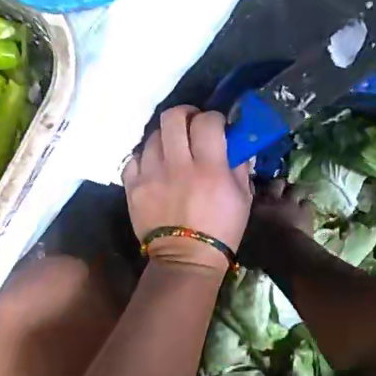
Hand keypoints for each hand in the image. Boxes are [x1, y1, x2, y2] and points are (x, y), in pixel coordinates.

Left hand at [123, 107, 251, 272]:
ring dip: (165, 138)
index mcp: (209, 168)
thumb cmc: (221, 230)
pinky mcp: (132, 186)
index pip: (207, 121)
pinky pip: (134, 157)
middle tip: (191, 125)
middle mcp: (177, 165)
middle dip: (185, 115)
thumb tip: (235, 142)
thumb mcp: (243, 197)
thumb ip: (239, 165)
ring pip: (152, 135)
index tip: (216, 126)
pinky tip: (155, 166)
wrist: (185, 260)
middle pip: (173, 117)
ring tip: (173, 150)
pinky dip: (145, 157)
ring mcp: (150, 174)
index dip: (213, 118)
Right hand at [239, 179, 313, 269]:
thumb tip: (234, 233)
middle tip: (278, 191)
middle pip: (276, 182)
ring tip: (293, 198)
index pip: (252, 186)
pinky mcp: (306, 211)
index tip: (253, 187)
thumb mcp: (242, 241)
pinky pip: (308, 203)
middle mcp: (272, 199)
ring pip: (295, 188)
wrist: (284, 251)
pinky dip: (306, 206)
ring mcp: (291, 203)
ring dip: (294, 192)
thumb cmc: (259, 249)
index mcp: (254, 204)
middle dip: (278, 185)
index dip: (254, 185)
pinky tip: (305, 211)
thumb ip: (240, 231)